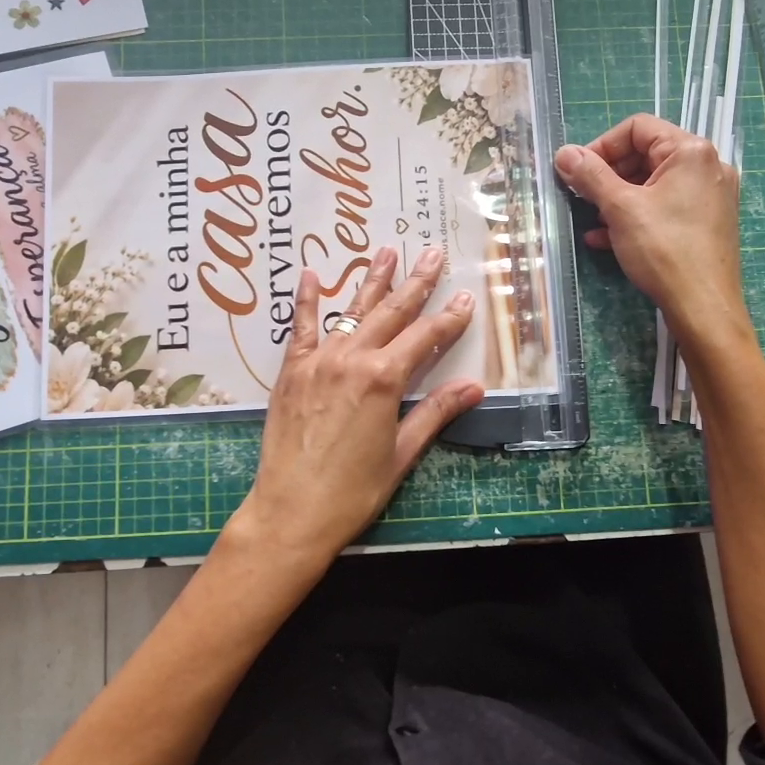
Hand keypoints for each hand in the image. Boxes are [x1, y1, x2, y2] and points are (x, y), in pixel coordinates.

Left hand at [227, 246, 483, 569]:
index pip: (425, 338)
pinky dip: (308, 301)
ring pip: (351, 311)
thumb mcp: (401, 454)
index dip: (448, 317)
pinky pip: (302, 328)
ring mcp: (317, 362)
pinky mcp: (291, 372)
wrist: (290, 513)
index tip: (465, 296)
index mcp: (383, 379)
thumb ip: (434, 412)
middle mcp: (351, 359)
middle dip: (416, 283)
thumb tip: (474, 387)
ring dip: (372, 281)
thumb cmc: (353, 492)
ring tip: (387, 251)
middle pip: (391, 313)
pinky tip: (312, 276)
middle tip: (433, 253)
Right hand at [556, 114, 743, 326]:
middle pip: (646, 155)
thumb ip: (591, 176)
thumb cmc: (663, 250)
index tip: (577, 172)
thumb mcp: (620, 209)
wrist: (703, 306)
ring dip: (618, 199)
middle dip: (609, 176)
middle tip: (582, 198)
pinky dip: (637, 216)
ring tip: (593, 220)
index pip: (638, 128)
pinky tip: (608, 238)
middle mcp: (708, 166)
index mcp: (691, 151)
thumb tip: (564, 154)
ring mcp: (711, 196)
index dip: (601, 146)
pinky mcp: (707, 223)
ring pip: (654, 185)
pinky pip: (666, 207)